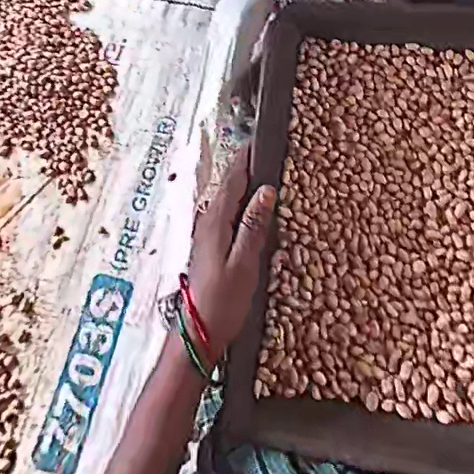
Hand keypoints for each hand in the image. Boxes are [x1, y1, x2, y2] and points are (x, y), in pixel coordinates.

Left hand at [186, 147, 276, 361]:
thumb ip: (254, 226)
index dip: (249, 157)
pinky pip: (231, 214)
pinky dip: (245, 204)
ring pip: (231, 199)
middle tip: (274, 152)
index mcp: (216, 220)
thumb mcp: (244, 263)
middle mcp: (209, 221)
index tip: (265, 139)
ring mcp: (209, 233)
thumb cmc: (223, 301)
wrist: (198, 333)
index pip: (234, 178)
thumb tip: (266, 189)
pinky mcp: (213, 245)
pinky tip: (259, 210)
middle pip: (231, 185)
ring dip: (248, 185)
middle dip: (250, 167)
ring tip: (271, 173)